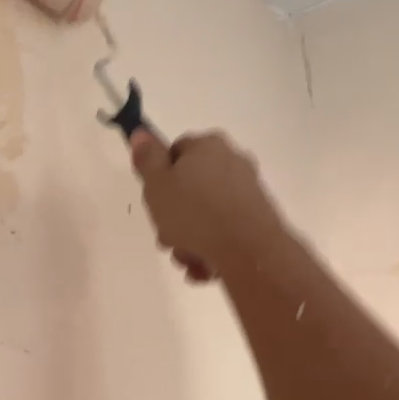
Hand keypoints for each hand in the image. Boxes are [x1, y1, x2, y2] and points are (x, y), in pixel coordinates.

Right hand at [130, 130, 292, 283]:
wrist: (247, 249)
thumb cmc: (194, 214)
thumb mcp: (156, 186)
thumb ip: (146, 160)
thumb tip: (140, 132)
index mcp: (207, 145)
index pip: (175, 153)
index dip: (159, 179)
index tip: (154, 203)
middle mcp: (232, 160)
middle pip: (190, 188)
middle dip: (174, 218)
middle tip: (166, 238)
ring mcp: (247, 189)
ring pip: (206, 214)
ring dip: (190, 240)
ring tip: (186, 259)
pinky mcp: (258, 216)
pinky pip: (224, 230)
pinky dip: (211, 248)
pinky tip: (204, 267)